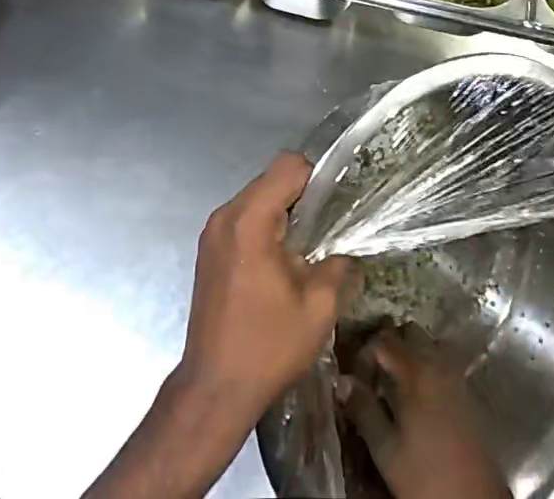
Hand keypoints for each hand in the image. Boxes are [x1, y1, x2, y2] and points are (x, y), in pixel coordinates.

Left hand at [177, 152, 356, 428]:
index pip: (286, 168)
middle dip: (301, 197)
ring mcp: (212, 233)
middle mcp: (224, 217)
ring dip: (283, 214)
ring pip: (255, 200)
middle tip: (329, 228)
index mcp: (248, 221)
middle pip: (269, 180)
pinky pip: (242, 220)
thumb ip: (336, 267)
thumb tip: (345, 252)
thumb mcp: (317, 308)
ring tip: (308, 249)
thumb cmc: (267, 346)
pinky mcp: (208, 250)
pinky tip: (282, 261)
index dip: (316, 176)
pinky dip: (264, 227)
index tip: (336, 202)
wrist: (215, 386)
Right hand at [338, 325, 511, 498]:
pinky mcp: (471, 397)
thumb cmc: (426, 476)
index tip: (356, 378)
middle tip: (374, 373)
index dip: (363, 353)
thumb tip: (342, 380)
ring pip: (432, 345)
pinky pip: (447, 365)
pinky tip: (420, 396)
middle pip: (410, 332)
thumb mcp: (385, 447)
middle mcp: (440, 366)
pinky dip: (430, 367)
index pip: (382, 340)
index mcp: (416, 371)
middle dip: (389, 345)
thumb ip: (363, 408)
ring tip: (396, 380)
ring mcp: (460, 379)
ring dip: (412, 354)